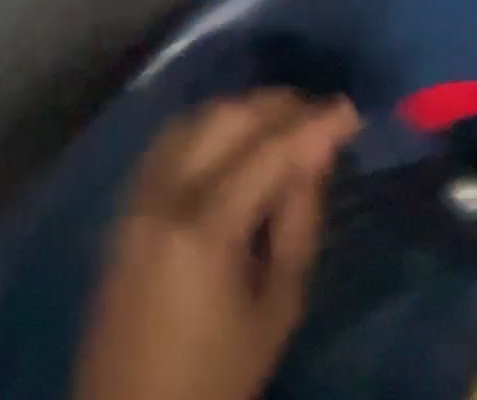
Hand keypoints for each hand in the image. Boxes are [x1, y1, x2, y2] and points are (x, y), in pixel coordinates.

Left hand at [74, 91, 360, 399]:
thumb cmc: (219, 373)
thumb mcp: (280, 305)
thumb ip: (299, 221)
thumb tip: (318, 155)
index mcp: (204, 231)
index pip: (270, 150)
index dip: (316, 123)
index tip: (352, 110)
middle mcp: (163, 200)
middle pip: (226, 118)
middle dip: (280, 105)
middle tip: (322, 116)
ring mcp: (135, 203)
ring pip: (192, 119)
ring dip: (244, 110)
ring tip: (285, 124)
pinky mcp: (123, 212)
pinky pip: (169, 143)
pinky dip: (209, 127)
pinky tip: (237, 142)